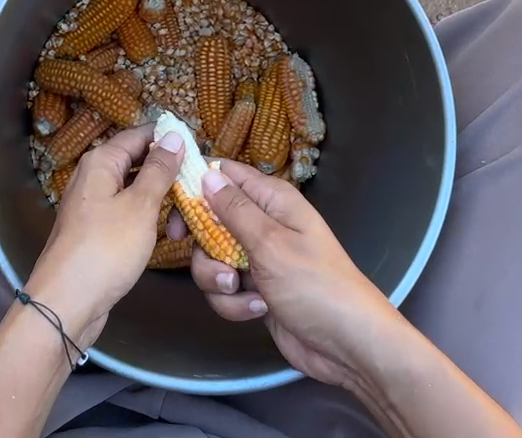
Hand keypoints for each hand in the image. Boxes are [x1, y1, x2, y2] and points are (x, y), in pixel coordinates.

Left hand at [23, 125, 183, 349]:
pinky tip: (165, 236)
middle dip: (169, 178)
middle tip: (196, 197)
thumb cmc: (105, 249)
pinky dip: (147, 220)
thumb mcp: (140, 205)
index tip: (199, 153)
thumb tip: (173, 135)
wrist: (66, 304)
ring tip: (181, 229)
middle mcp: (94, 176)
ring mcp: (93, 204)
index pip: (140, 134)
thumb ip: (159, 169)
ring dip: (162, 203)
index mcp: (101, 161)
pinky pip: (128, 212)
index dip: (169, 140)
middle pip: (138, 162)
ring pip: (136, 190)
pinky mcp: (96, 230)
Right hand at [189, 160, 411, 390]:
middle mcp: (263, 223)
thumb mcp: (270, 243)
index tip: (173, 204)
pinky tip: (257, 309)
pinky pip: (225, 288)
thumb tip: (206, 174)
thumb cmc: (315, 285)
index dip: (196, 184)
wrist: (348, 347)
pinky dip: (233, 301)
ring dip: (218, 277)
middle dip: (202, 243)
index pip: (224, 174)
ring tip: (240, 289)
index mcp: (271, 199)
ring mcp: (258, 257)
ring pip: (212, 257)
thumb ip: (234, 209)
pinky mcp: (255, 289)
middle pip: (210, 218)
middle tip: (203, 256)